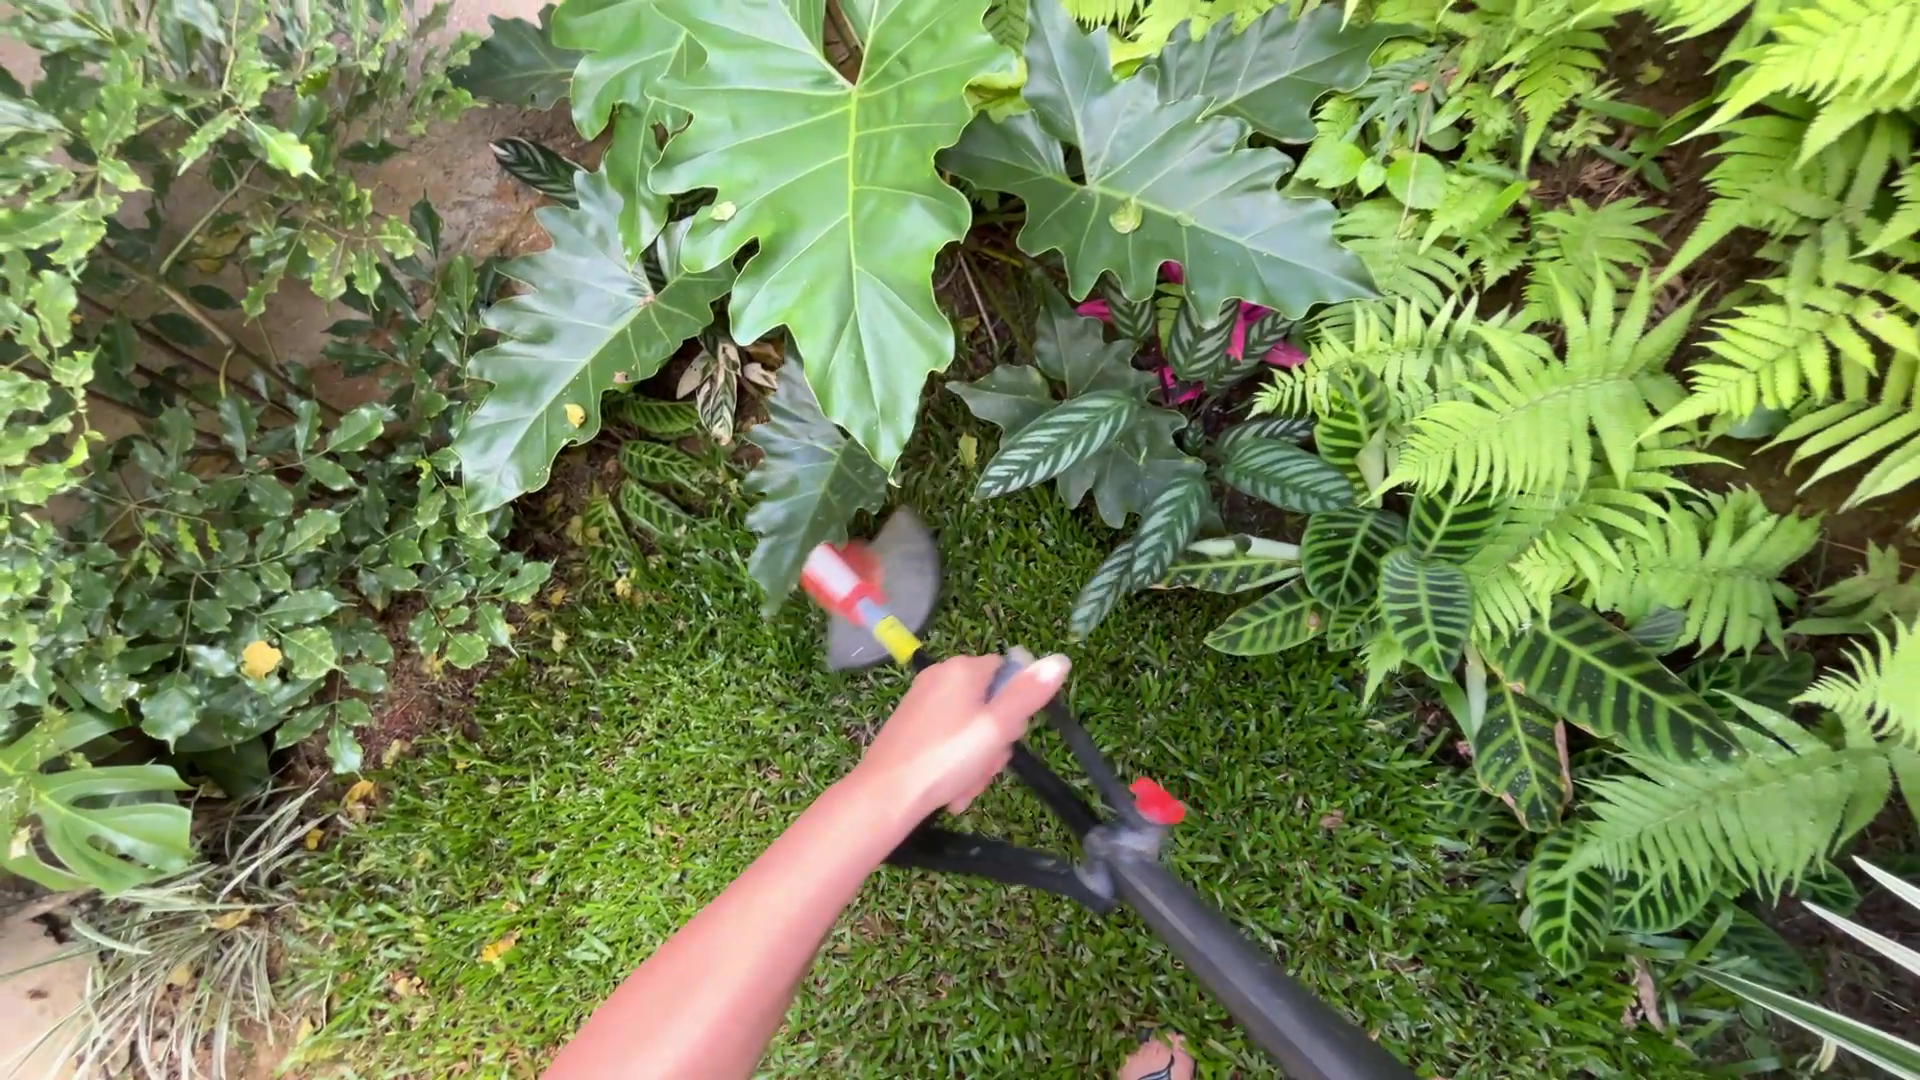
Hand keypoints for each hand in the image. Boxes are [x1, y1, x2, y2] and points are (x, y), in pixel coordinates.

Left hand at [853, 652, 1070, 818]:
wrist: (887, 795)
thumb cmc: (946, 758)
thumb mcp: (997, 727)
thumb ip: (1029, 694)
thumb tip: (1060, 659)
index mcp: (962, 668)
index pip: (1008, 673)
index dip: (1016, 707)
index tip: (1008, 736)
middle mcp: (940, 676)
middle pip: (990, 703)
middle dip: (995, 741)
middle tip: (985, 765)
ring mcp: (923, 700)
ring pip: (971, 727)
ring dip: (976, 759)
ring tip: (965, 784)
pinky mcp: (911, 725)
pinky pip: (949, 739)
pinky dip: (955, 763)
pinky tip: (950, 788)